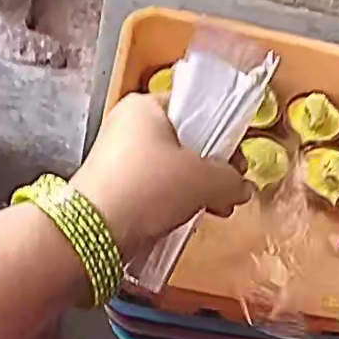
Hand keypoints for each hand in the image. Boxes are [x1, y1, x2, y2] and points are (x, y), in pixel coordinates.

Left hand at [72, 93, 251, 256]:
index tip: (237, 163)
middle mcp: (128, 126)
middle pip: (184, 144)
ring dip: (194, 191)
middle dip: (210, 171)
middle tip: (227, 193)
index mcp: (147, 106)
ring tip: (211, 211)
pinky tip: (184, 221)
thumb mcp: (203, 181)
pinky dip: (170, 204)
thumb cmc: (149, 190)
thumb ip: (231, 180)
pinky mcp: (111, 190)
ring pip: (168, 171)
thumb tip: (243, 188)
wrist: (95, 232)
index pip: (196, 109)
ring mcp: (116, 159)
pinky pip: (151, 191)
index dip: (223, 135)